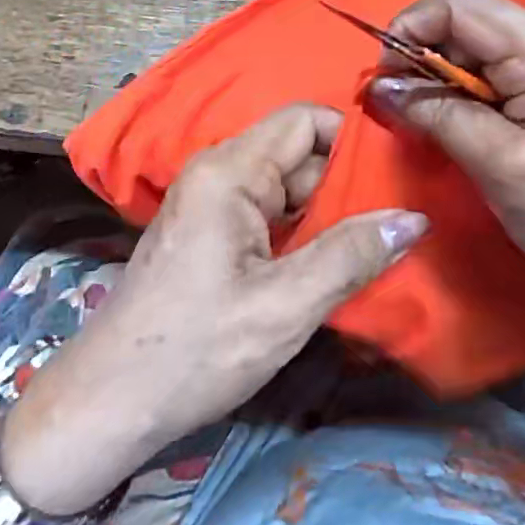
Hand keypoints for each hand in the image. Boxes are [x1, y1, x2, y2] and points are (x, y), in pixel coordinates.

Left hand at [0, 104, 428, 513]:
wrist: (110, 403)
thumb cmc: (194, 351)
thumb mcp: (284, 307)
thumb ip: (351, 256)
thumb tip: (414, 218)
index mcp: (230, 171)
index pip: (304, 120)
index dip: (352, 138)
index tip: (397, 169)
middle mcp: (219, 173)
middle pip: (299, 153)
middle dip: (348, 181)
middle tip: (402, 213)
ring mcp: (214, 203)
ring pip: (289, 187)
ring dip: (330, 212)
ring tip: (382, 238)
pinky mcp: (214, 233)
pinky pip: (272, 214)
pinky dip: (305, 231)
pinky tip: (338, 259)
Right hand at [365, 0, 524, 354]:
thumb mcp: (506, 172)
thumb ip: (443, 117)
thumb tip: (381, 85)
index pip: (464, 5)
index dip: (412, 29)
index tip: (385, 80)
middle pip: (472, 20)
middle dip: (426, 57)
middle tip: (404, 110)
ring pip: (481, 41)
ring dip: (445, 75)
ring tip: (432, 121)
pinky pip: (500, 63)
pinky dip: (469, 87)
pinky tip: (464, 121)